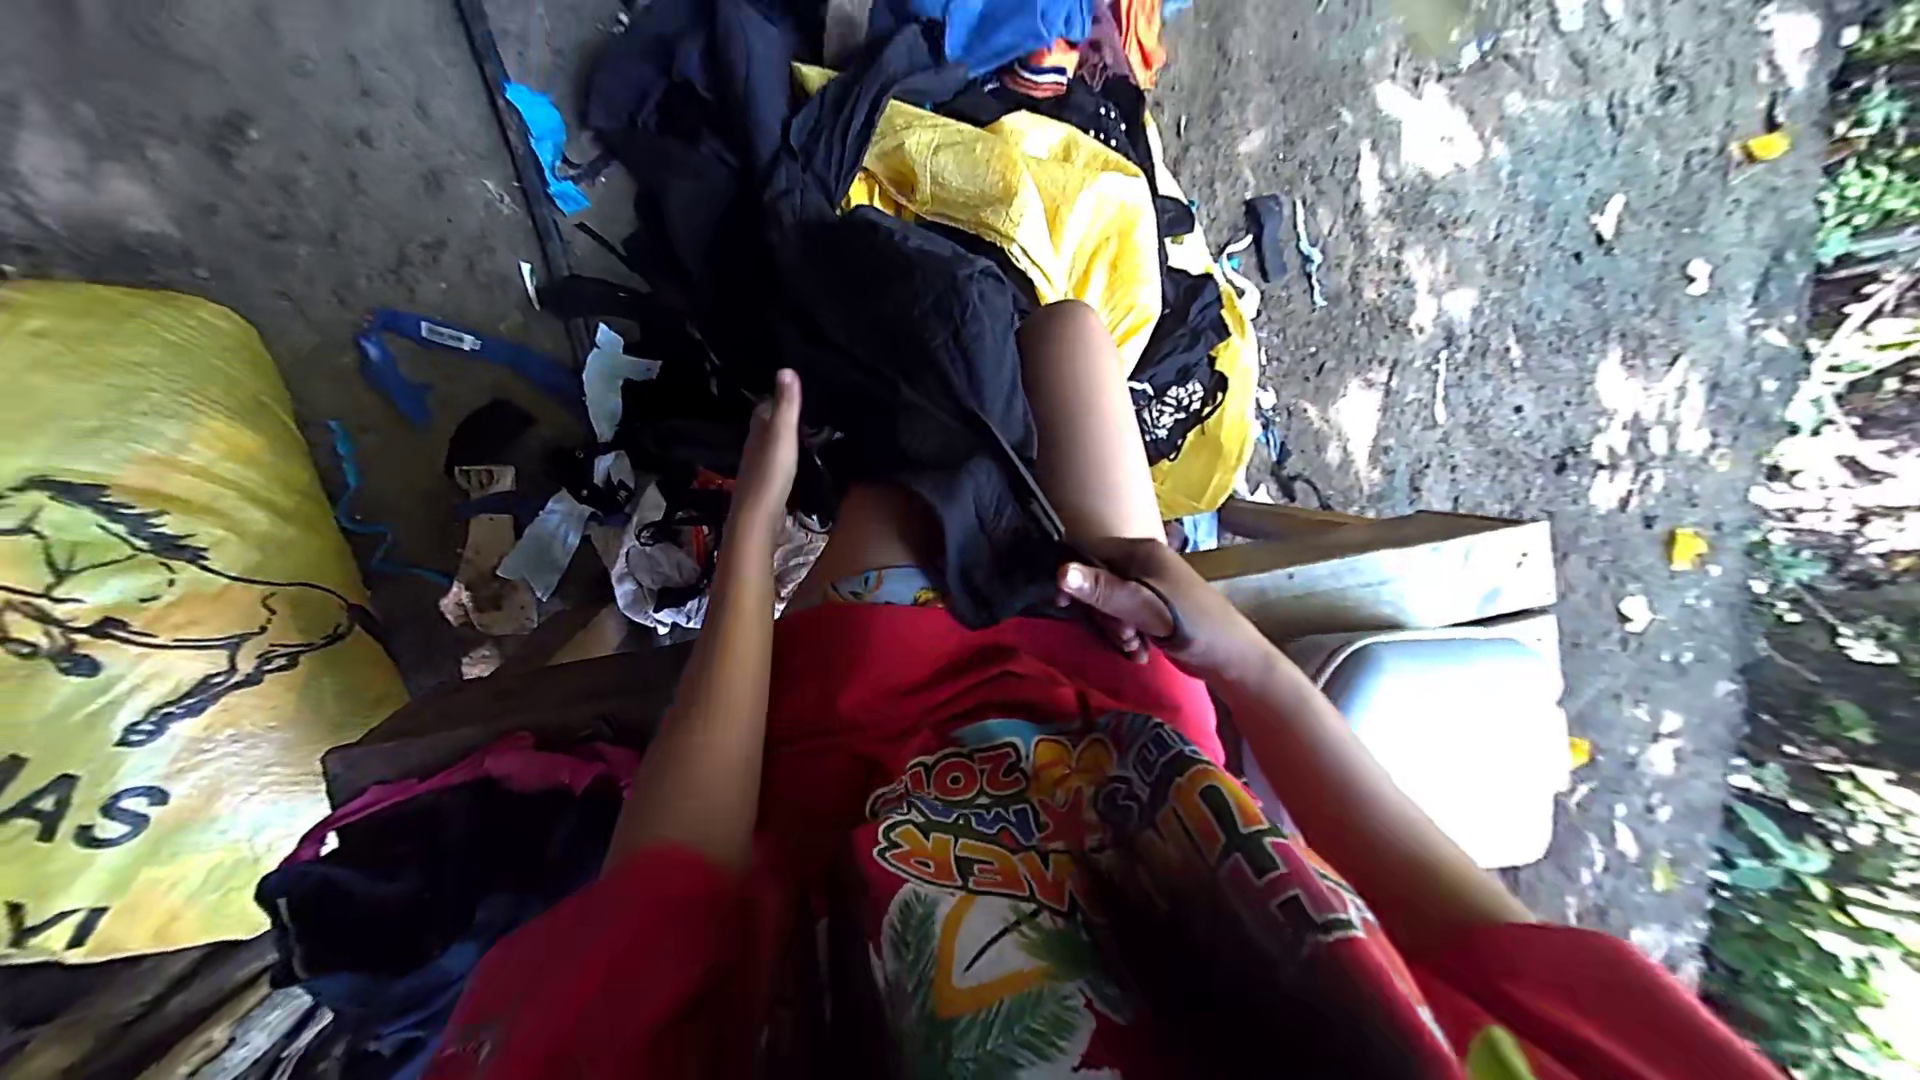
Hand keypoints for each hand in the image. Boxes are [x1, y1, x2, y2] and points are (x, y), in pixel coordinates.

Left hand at [728, 369, 801, 548]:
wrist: (758, 516)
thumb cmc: (770, 473)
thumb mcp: (782, 434)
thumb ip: (786, 406)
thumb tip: (786, 369)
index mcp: (758, 430)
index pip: (766, 405)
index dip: (780, 396)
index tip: (800, 388)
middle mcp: (755, 444)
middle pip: (769, 424)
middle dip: (784, 415)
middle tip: (809, 409)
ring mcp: (761, 465)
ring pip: (774, 443)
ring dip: (787, 437)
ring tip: (810, 431)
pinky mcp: (768, 484)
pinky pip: (779, 462)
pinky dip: (789, 456)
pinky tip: (800, 459)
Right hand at [1056, 536, 1275, 684]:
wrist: (1234, 659)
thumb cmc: (1193, 627)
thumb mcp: (1145, 610)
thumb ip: (1103, 591)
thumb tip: (1060, 572)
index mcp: (1140, 551)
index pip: (1088, 555)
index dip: (1074, 581)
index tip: (1066, 608)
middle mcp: (1142, 561)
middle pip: (1097, 582)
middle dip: (1104, 615)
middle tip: (1125, 634)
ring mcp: (1149, 583)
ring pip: (1108, 603)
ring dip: (1116, 629)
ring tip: (1136, 645)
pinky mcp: (1153, 604)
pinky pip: (1123, 614)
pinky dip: (1127, 634)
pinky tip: (1140, 649)